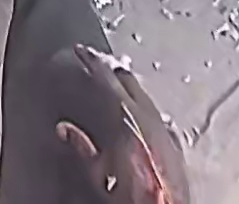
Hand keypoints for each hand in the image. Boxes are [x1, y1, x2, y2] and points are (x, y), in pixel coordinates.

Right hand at [57, 46, 190, 203]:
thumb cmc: (132, 196)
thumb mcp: (99, 175)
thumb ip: (81, 146)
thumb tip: (63, 128)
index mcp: (126, 114)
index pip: (105, 75)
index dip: (91, 59)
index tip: (80, 50)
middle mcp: (148, 114)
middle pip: (127, 78)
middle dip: (110, 69)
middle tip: (95, 64)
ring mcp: (165, 127)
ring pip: (142, 93)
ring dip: (126, 85)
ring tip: (113, 84)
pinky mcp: (175, 142)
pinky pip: (154, 111)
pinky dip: (141, 104)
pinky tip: (136, 112)